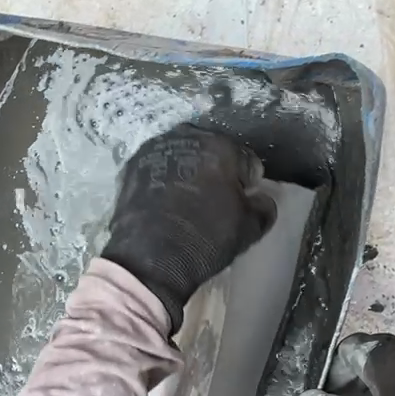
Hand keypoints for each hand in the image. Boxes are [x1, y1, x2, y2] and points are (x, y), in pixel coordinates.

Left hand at [101, 124, 277, 332]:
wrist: (150, 256)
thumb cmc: (206, 237)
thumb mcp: (250, 228)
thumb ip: (263, 207)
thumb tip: (260, 199)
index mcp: (222, 146)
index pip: (246, 161)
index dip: (248, 182)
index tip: (244, 199)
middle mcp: (187, 138)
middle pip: (211, 152)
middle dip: (217, 171)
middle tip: (215, 199)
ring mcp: (154, 150)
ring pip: (181, 157)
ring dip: (188, 172)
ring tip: (187, 201)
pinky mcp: (131, 168)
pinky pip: (156, 170)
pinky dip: (162, 181)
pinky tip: (163, 204)